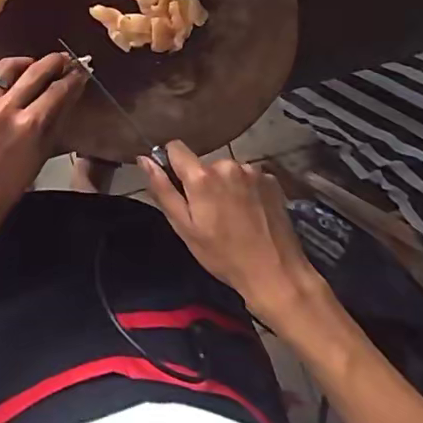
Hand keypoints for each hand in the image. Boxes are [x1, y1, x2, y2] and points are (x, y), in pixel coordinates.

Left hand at [0, 54, 85, 233]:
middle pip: (36, 72)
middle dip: (54, 62)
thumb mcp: (45, 150)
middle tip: (63, 59)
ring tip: (34, 66)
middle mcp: (7, 109)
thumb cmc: (16, 178)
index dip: (73, 77)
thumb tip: (73, 90)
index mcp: (30, 124)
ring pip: (7, 67)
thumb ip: (59, 117)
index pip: (57, 90)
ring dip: (25, 62)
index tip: (80, 70)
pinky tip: (5, 73)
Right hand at [141, 140, 332, 332]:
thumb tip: (144, 159)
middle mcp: (227, 164)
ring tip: (233, 215)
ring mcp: (253, 171)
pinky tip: (251, 213)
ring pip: (226, 171)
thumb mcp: (184, 227)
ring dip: (225, 185)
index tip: (178, 186)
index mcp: (201, 176)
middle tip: (209, 213)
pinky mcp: (272, 181)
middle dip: (202, 181)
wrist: (277, 275)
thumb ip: (162, 190)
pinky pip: (248, 177)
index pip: (175, 148)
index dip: (172, 164)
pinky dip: (245, 190)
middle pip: (203, 163)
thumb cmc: (223, 255)